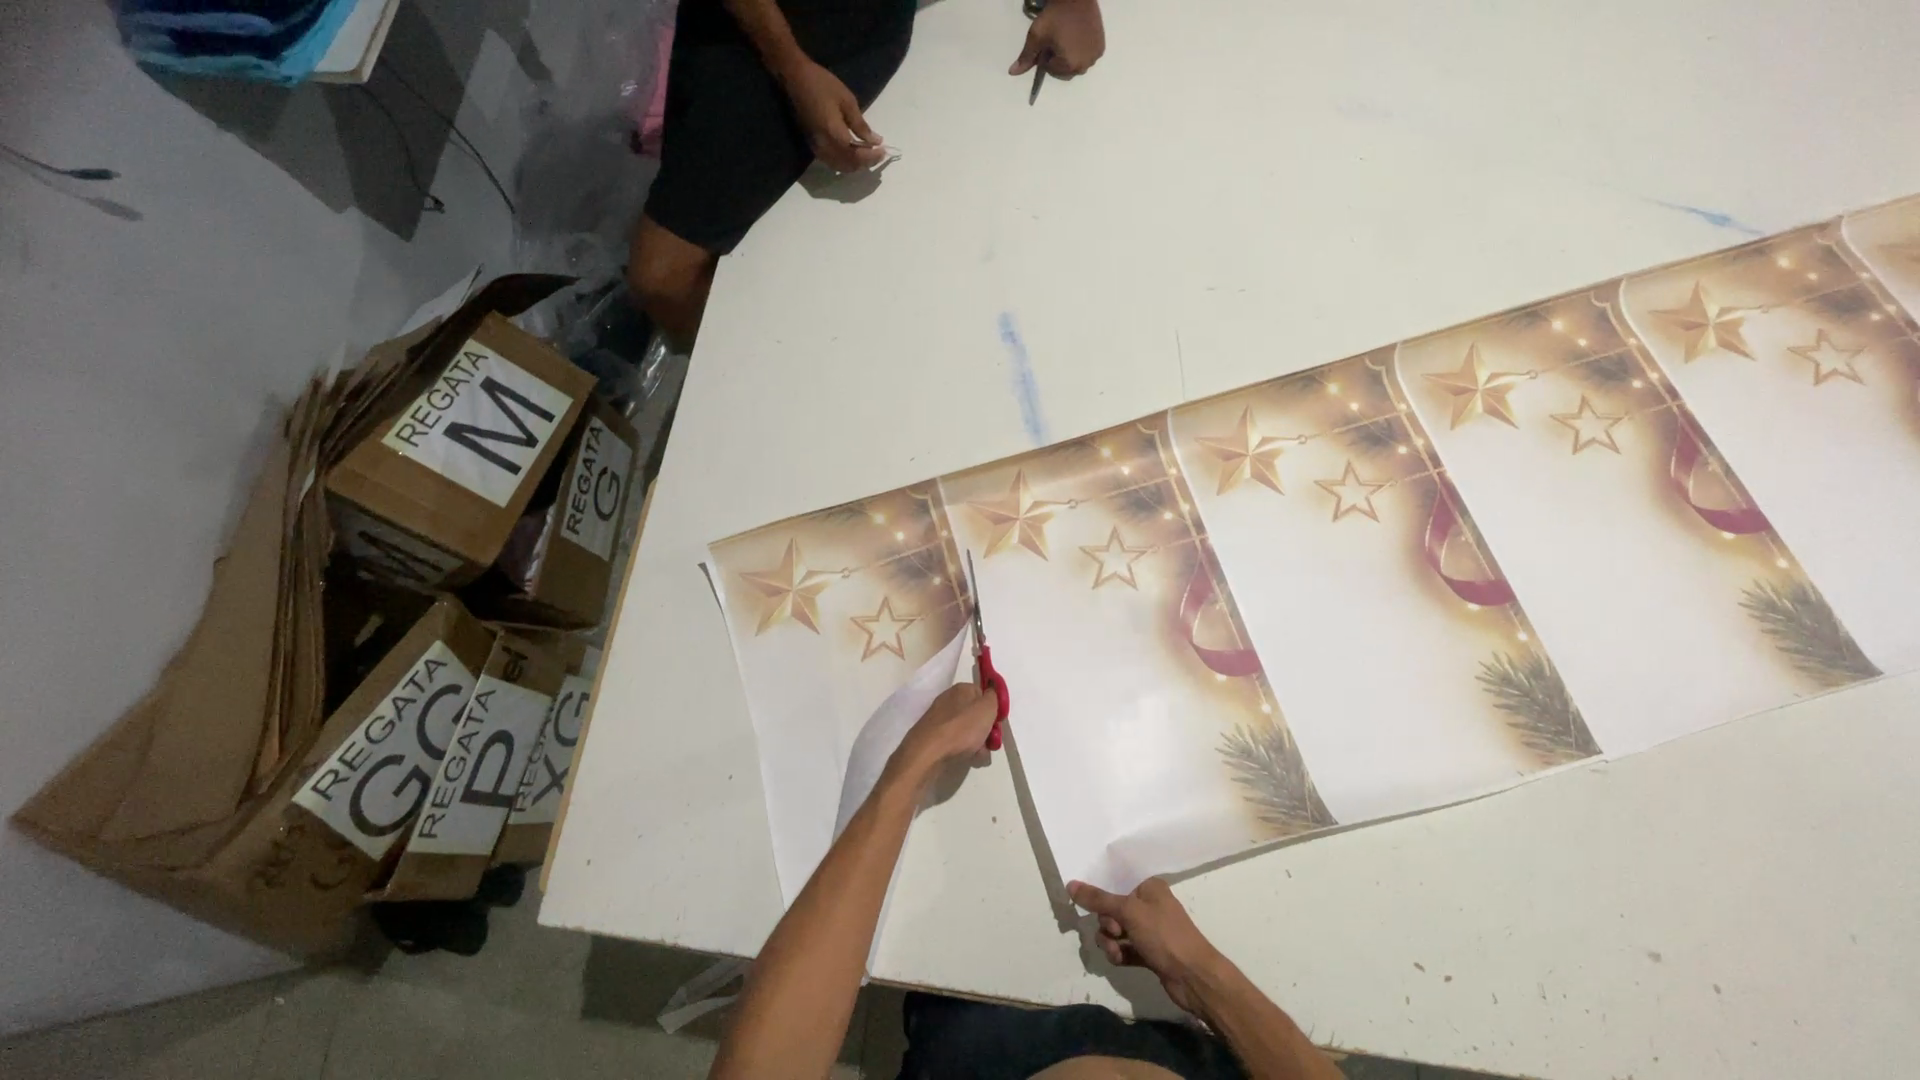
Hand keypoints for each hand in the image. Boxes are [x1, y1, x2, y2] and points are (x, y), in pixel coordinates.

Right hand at [778, 59, 886, 171]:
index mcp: (834, 134)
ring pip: (839, 166)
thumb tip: (876, 141)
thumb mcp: (847, 101)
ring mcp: (816, 147)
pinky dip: (844, 162)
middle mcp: (824, 146)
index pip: (856, 156)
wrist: (795, 78)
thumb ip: (861, 125)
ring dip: (855, 165)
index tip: (883, 151)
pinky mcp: (812, 145)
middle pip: (848, 165)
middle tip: (878, 154)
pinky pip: (831, 162)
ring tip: (867, 154)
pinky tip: (852, 154)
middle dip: (865, 163)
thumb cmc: (823, 84)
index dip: (871, 157)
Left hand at [884, 683, 999, 788]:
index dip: (993, 709)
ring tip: (979, 753)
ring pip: (966, 729)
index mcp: (961, 689)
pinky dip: (963, 748)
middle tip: (990, 742)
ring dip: (976, 741)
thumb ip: (994, 697)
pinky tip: (966, 758)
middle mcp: (948, 700)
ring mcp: (939, 718)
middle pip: (975, 713)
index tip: (997, 723)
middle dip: (985, 728)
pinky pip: (954, 740)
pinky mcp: (933, 736)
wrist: (928, 753)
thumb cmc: (962, 728)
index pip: (983, 694)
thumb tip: (991, 692)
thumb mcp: (987, 708)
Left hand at [1010, 0, 1104, 78]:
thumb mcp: (1037, 36)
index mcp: (1070, 66)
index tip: (1048, 40)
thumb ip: (1026, 56)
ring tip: (1067, 36)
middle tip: (1057, 38)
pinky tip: (1077, 36)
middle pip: (1065, 71)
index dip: (1046, 56)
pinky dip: (1081, 50)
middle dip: (1058, 59)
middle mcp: (1085, 65)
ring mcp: (1095, 56)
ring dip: (1070, 56)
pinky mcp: (1101, 47)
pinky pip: (1087, 56)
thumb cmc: (1055, 15)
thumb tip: (1012, 72)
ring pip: (1076, 64)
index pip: (1051, 70)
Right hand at [1068, 877, 1227, 1019]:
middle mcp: (1149, 905)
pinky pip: (1123, 948)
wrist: (1193, 978)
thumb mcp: (1128, 912)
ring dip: (1110, 941)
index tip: (1087, 901)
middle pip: (1112, 908)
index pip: (1117, 880)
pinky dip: (1119, 954)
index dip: (1101, 891)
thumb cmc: (1164, 935)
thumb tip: (1070, 884)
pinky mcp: (1148, 952)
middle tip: (1115, 931)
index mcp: (1149, 887)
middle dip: (1107, 922)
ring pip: (1116, 930)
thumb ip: (1098, 899)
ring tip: (1115, 952)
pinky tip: (1120, 960)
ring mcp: (1149, 930)